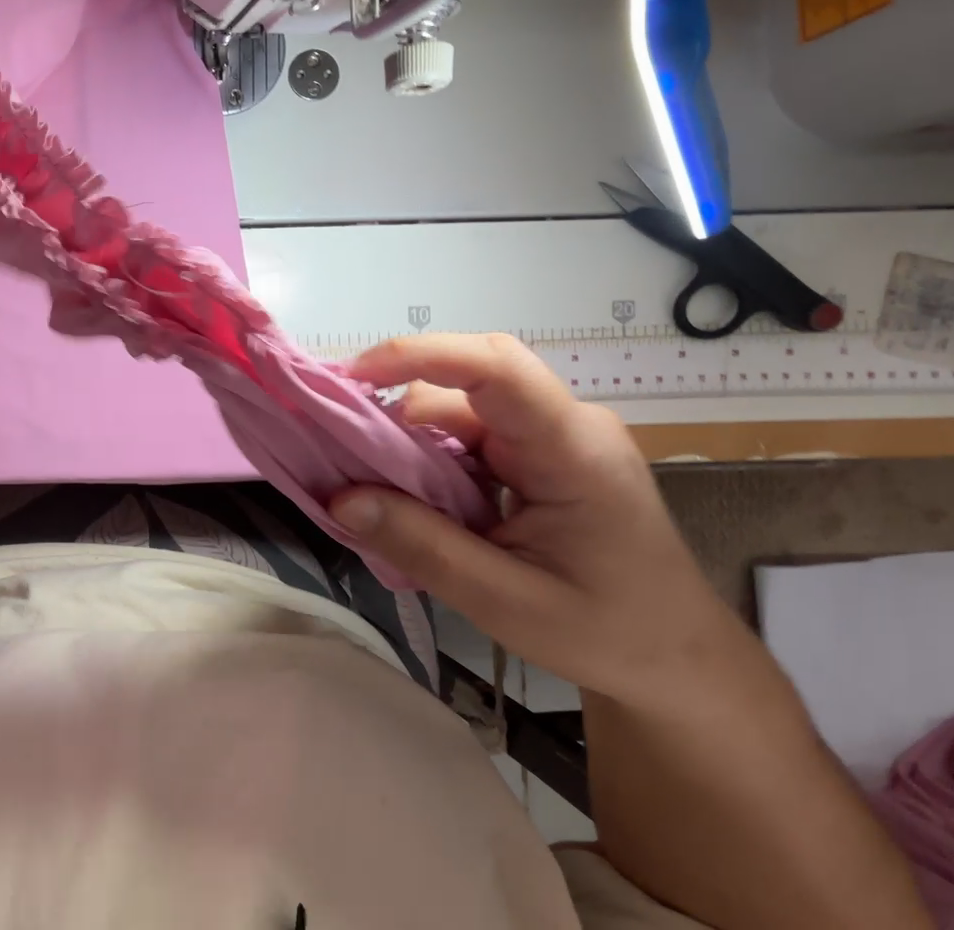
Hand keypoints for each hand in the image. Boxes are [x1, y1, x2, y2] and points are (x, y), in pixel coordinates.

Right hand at [328, 334, 758, 712]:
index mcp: (572, 451)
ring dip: (405, 442)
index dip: (421, 354)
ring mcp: (550, 440)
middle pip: (464, 385)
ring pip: (457, 412)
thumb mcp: (503, 601)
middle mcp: (563, 427)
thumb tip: (338, 499)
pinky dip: (424, 461)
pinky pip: (466, 439)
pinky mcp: (537, 459)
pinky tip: (402, 499)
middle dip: (395, 408)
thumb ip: (420, 545)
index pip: (497, 369)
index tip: (353, 376)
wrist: (677, 660)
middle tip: (337, 447)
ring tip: (364, 487)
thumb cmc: (607, 632)